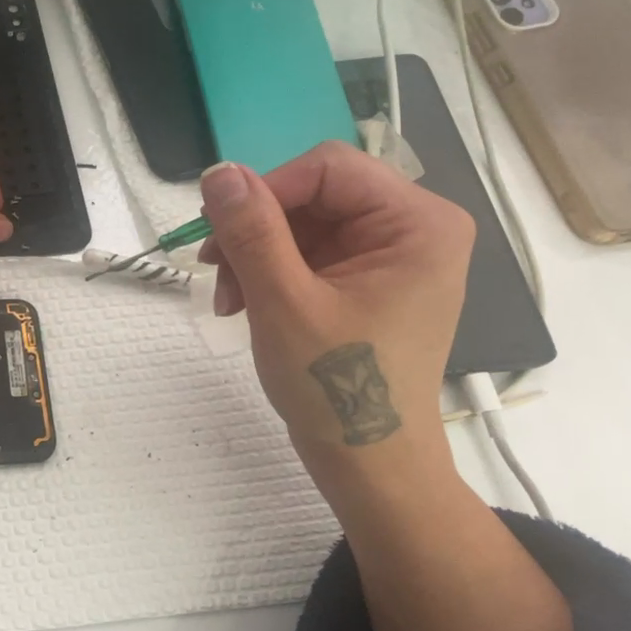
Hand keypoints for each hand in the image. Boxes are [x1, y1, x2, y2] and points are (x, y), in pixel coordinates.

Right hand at [196, 142, 474, 465]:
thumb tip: (218, 173)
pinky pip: (308, 256)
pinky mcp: (367, 284)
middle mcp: (414, 229)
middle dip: (255, 231)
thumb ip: (251, 231)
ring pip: (302, 226)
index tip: (216, 232)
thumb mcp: (284, 301)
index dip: (264, 191)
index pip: (327, 170)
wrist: (367, 460)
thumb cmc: (336, 384)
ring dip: (253, 256)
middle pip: (313, 196)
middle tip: (211, 271)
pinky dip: (269, 274)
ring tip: (226, 301)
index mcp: (418, 222)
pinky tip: (243, 306)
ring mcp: (390, 258)